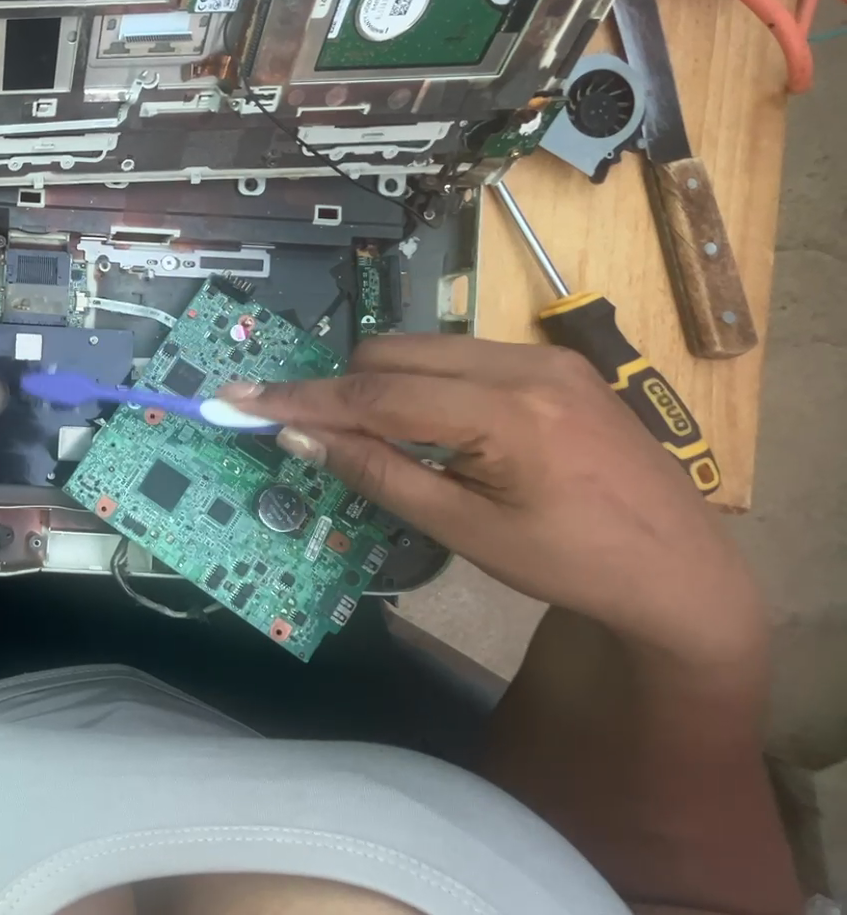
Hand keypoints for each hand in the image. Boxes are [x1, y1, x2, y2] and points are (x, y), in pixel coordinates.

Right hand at [220, 335, 763, 673]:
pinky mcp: (552, 361)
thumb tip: (297, 436)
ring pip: (416, 348)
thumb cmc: (568, 563)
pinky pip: (452, 355)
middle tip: (311, 436)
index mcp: (509, 414)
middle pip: (387, 356)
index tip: (238, 398)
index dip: (298, 399)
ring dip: (374, 385)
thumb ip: (374, 472)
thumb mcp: (460, 529)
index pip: (375, 396)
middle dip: (338, 392)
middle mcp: (526, 365)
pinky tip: (421, 424)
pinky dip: (414, 383)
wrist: (683, 571)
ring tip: (369, 437)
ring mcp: (544, 357)